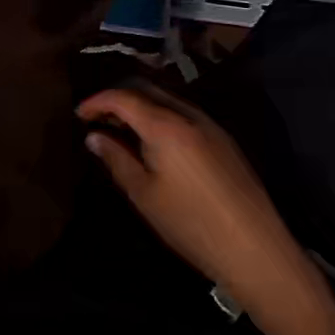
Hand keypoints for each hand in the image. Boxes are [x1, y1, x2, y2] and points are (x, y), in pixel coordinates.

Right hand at [78, 89, 309, 316]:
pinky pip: (184, 112)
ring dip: (141, 105)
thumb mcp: (144, 195)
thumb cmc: (191, 223)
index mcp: (165, 124)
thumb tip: (94, 136)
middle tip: (98, 119)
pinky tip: (154, 141)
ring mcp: (210, 123)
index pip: (123, 96)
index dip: (97, 101)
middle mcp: (188, 113)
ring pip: (167, 98)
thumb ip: (116, 159)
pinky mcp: (224, 138)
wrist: (255, 247)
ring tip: (122, 130)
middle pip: (146, 88)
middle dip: (118, 97)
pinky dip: (161, 115)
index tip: (79, 114)